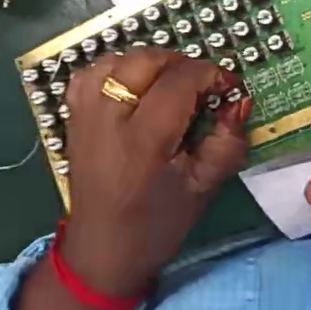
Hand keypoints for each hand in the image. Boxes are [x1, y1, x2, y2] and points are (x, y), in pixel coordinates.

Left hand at [18, 49, 248, 309]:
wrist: (103, 250)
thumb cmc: (157, 224)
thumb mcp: (204, 187)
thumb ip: (227, 141)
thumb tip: (238, 100)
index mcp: (142, 142)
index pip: (178, 82)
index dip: (210, 74)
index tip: (227, 86)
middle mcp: (106, 120)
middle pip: (144, 61)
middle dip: (180, 64)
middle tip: (199, 85)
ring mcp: (83, 115)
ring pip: (115, 60)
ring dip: (148, 62)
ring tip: (168, 82)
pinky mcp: (72, 117)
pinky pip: (90, 72)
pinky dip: (114, 68)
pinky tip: (132, 86)